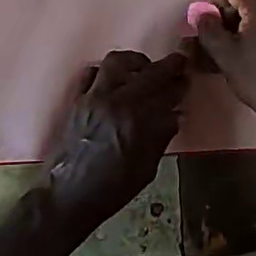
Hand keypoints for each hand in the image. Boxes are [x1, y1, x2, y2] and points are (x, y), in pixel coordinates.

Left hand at [40, 50, 188, 227]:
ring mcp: (94, 96)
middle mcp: (116, 101)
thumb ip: (161, 135)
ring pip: (117, 62)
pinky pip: (92, 72)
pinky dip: (106, 72)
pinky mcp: (77, 98)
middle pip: (148, 72)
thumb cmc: (112, 187)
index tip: (186, 78)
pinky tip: (113, 81)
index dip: (180, 83)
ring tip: (143, 69)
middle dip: (167, 66)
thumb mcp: (147, 166)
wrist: (69, 193)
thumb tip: (174, 114)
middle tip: (177, 64)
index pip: (167, 92)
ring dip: (135, 61)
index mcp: (137, 120)